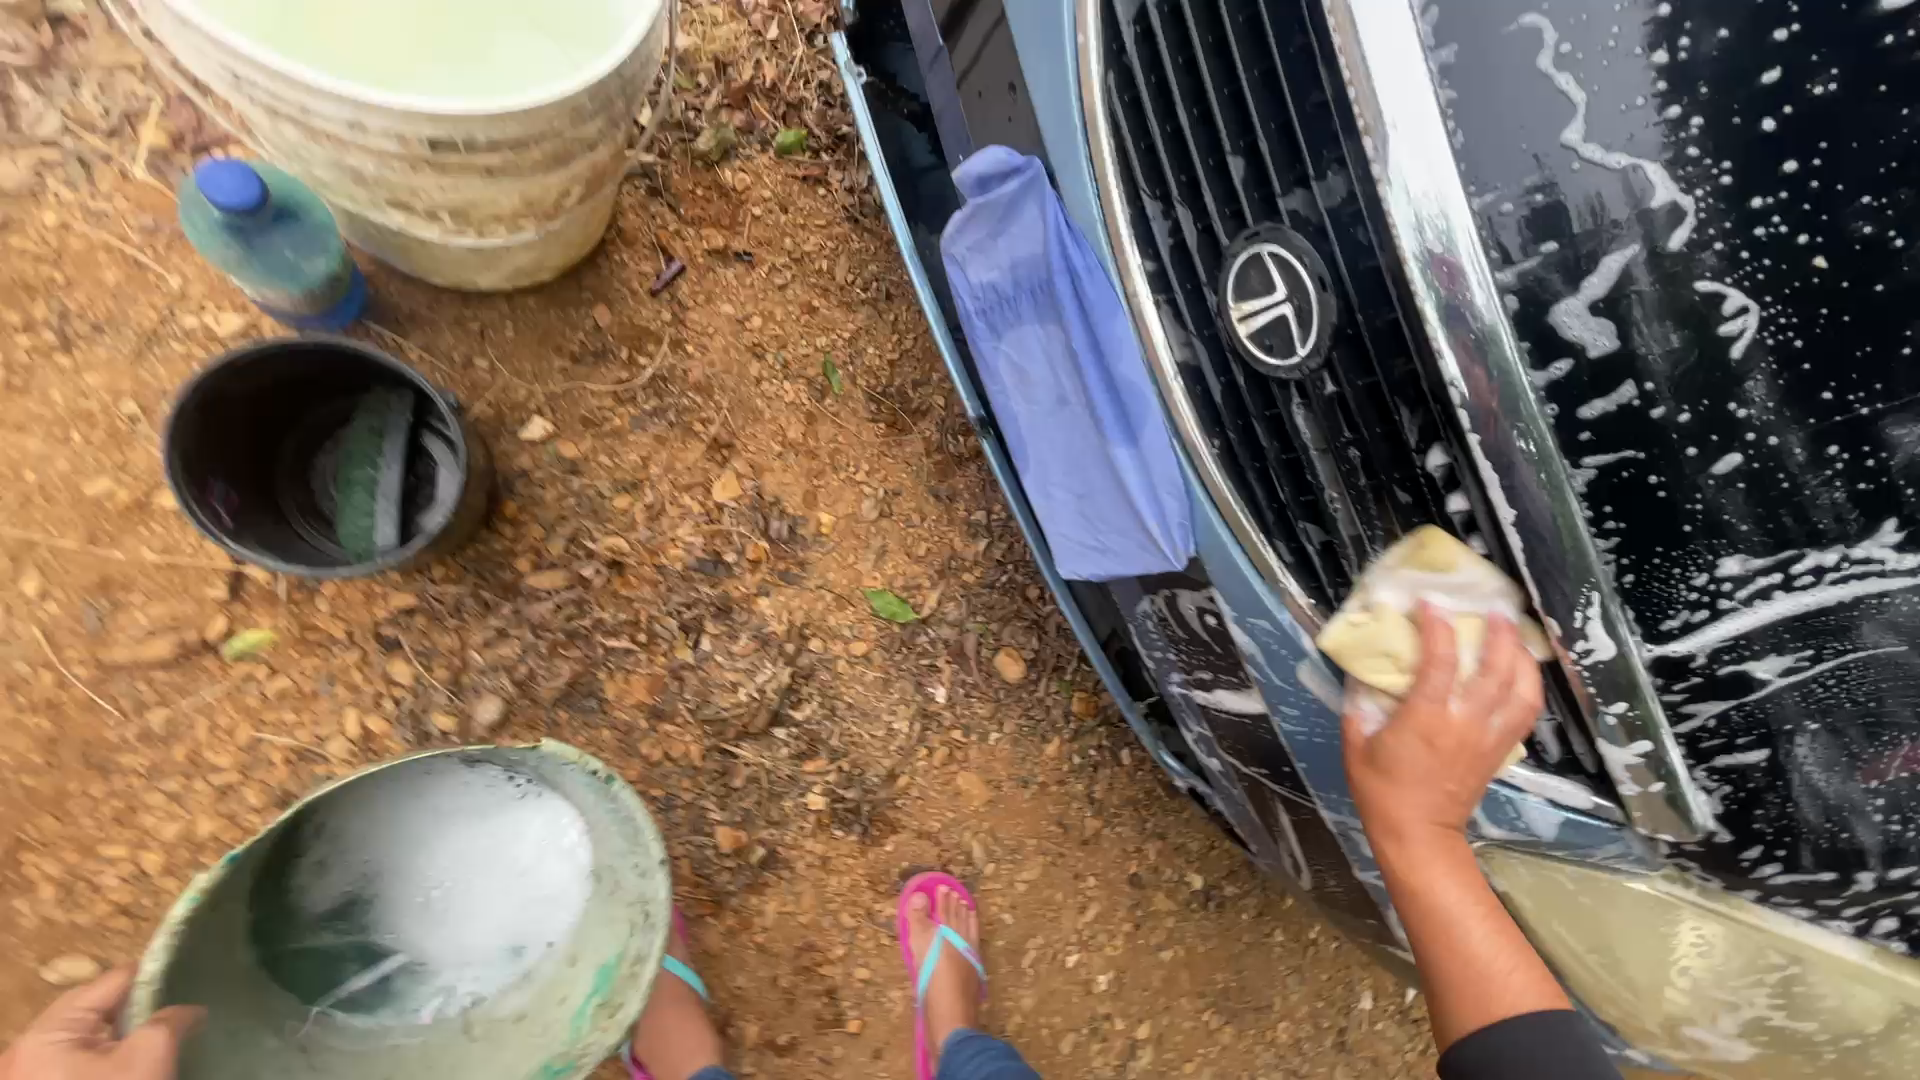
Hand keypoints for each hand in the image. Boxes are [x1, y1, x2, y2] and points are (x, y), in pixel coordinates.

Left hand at [0, 968, 202, 1079]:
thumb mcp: (150, 1054)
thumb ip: (172, 1018)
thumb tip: (186, 1010)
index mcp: (47, 1033)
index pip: (113, 980)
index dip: (156, 975)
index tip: (192, 978)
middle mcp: (25, 1049)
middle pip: (93, 1005)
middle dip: (136, 1006)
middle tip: (173, 1013)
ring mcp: (23, 1074)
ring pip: (84, 1033)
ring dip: (121, 1031)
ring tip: (154, 1038)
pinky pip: (73, 1058)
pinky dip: (104, 1053)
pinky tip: (127, 1064)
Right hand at [1342, 602, 1542, 850]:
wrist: (1417, 831)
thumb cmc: (1379, 786)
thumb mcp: (1356, 740)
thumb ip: (1360, 702)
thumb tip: (1364, 670)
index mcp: (1426, 718)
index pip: (1441, 661)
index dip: (1438, 628)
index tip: (1431, 604)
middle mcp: (1466, 722)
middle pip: (1496, 669)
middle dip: (1498, 634)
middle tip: (1492, 610)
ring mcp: (1489, 736)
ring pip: (1523, 689)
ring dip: (1522, 656)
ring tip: (1514, 633)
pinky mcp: (1500, 749)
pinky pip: (1527, 711)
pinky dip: (1529, 685)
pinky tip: (1521, 670)